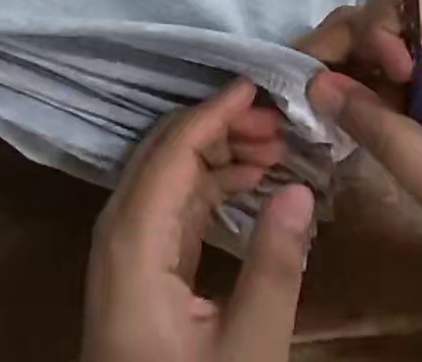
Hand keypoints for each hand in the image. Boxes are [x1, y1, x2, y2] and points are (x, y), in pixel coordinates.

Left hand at [84, 78, 317, 361]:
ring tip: (275, 146)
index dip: (214, 111)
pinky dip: (213, 183)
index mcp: (133, 239)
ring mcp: (127, 246)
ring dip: (220, 151)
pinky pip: (175, 202)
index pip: (173, 149)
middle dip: (220, 125)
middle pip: (167, 150)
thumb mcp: (246, 351)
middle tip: (278, 122)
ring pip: (171, 172)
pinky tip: (253, 181)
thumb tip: (301, 190)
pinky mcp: (142, 264)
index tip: (257, 86)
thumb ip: (274, 268)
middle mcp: (121, 228)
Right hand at [297, 0, 421, 281]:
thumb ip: (373, 125)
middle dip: (345, 40)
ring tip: (322, 101)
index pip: (406, 0)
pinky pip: (381, 70)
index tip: (382, 77)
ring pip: (375, 39)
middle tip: (316, 86)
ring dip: (344, 62)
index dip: (378, 26)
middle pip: (382, 13)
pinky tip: (341, 111)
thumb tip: (313, 83)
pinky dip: (355, 83)